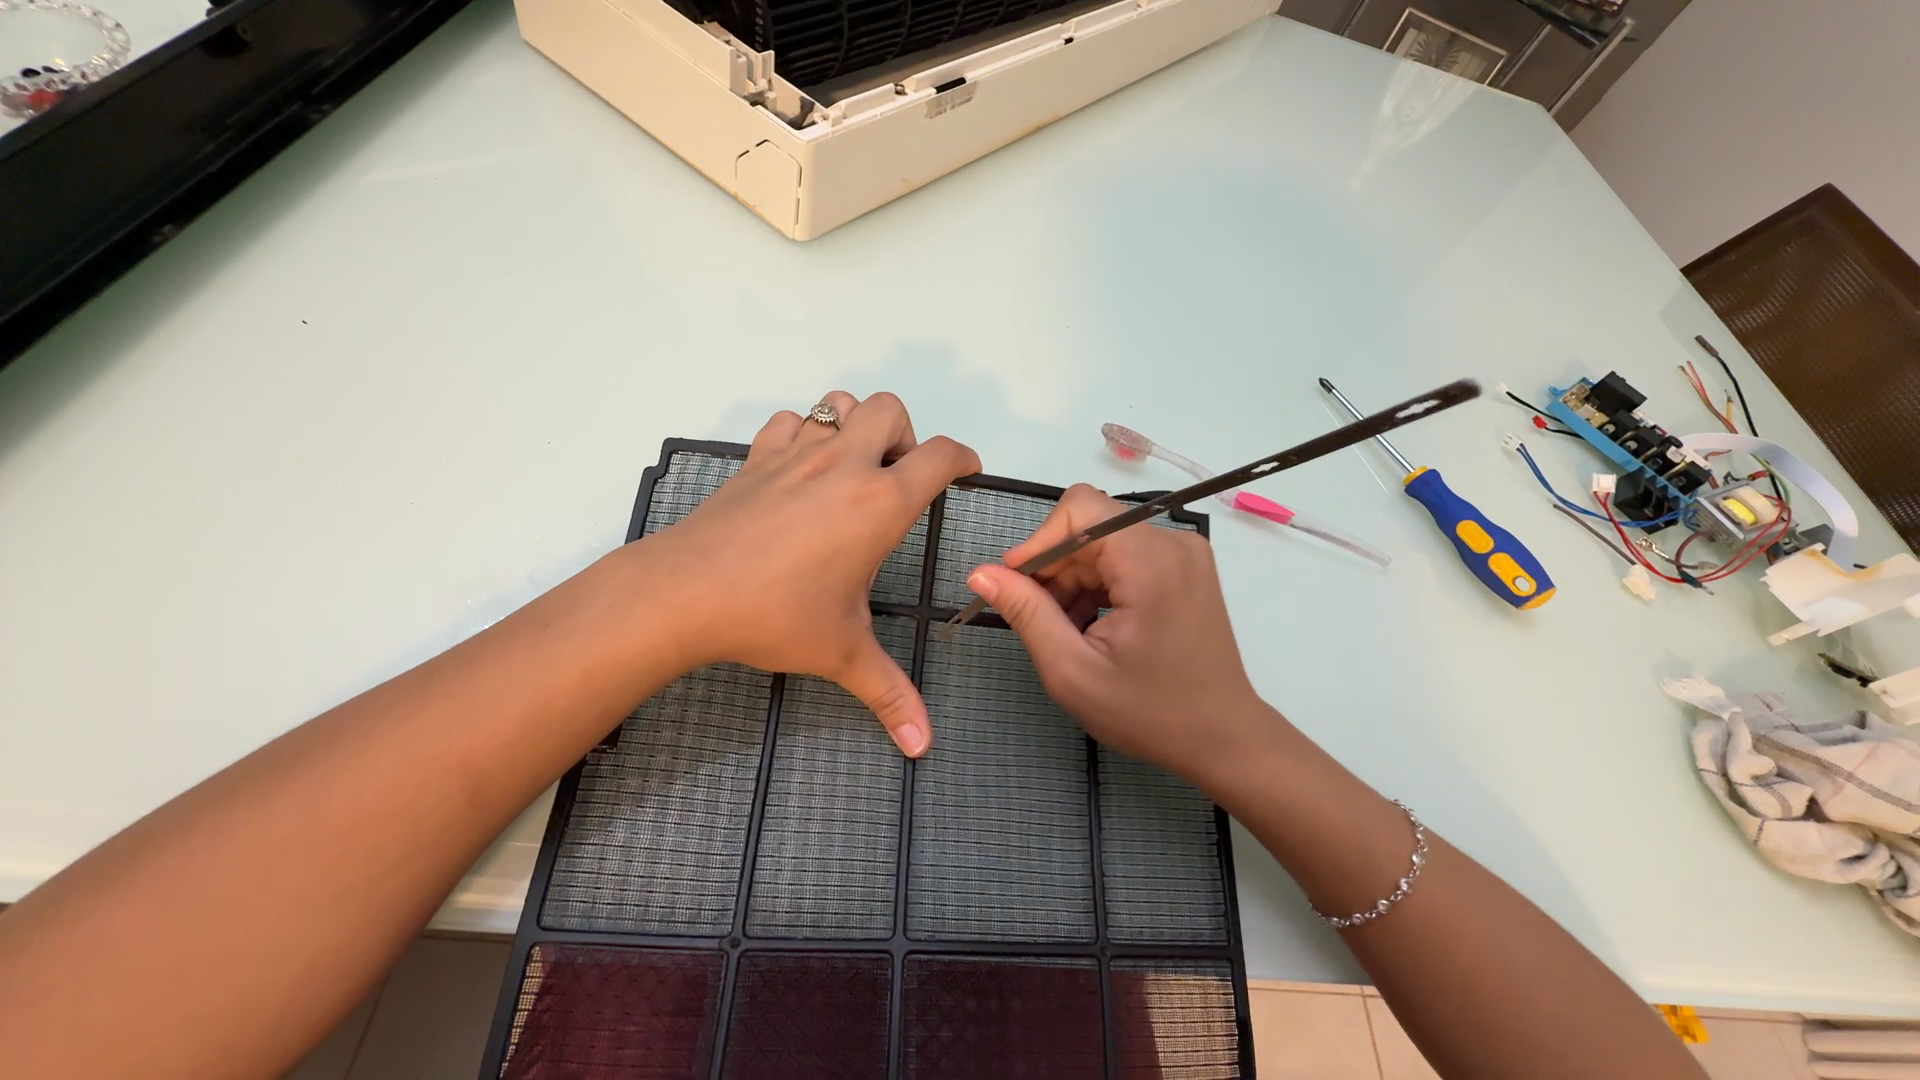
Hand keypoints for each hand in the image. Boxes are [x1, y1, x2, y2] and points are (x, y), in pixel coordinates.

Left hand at [642, 392, 978, 756]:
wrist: (685, 594)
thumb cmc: (774, 617)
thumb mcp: (842, 654)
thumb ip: (890, 694)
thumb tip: (922, 744)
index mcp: (879, 504)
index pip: (939, 457)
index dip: (963, 458)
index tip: (966, 471)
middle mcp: (843, 467)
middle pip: (890, 409)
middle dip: (906, 434)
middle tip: (898, 478)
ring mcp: (796, 455)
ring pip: (837, 403)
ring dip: (854, 424)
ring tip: (852, 466)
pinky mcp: (756, 459)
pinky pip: (788, 421)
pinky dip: (802, 432)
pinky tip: (799, 469)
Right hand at [965, 485, 1275, 788]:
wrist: (1222, 738)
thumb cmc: (1149, 713)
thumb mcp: (1072, 671)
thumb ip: (1026, 612)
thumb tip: (981, 573)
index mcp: (1151, 561)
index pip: (1079, 508)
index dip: (1039, 542)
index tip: (1016, 587)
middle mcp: (1173, 542)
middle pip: (1090, 526)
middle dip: (1055, 568)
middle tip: (1041, 621)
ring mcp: (1184, 553)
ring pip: (1103, 542)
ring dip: (1074, 580)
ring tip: (1069, 631)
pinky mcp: (1185, 568)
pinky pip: (1125, 556)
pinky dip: (1099, 584)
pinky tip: (1093, 626)